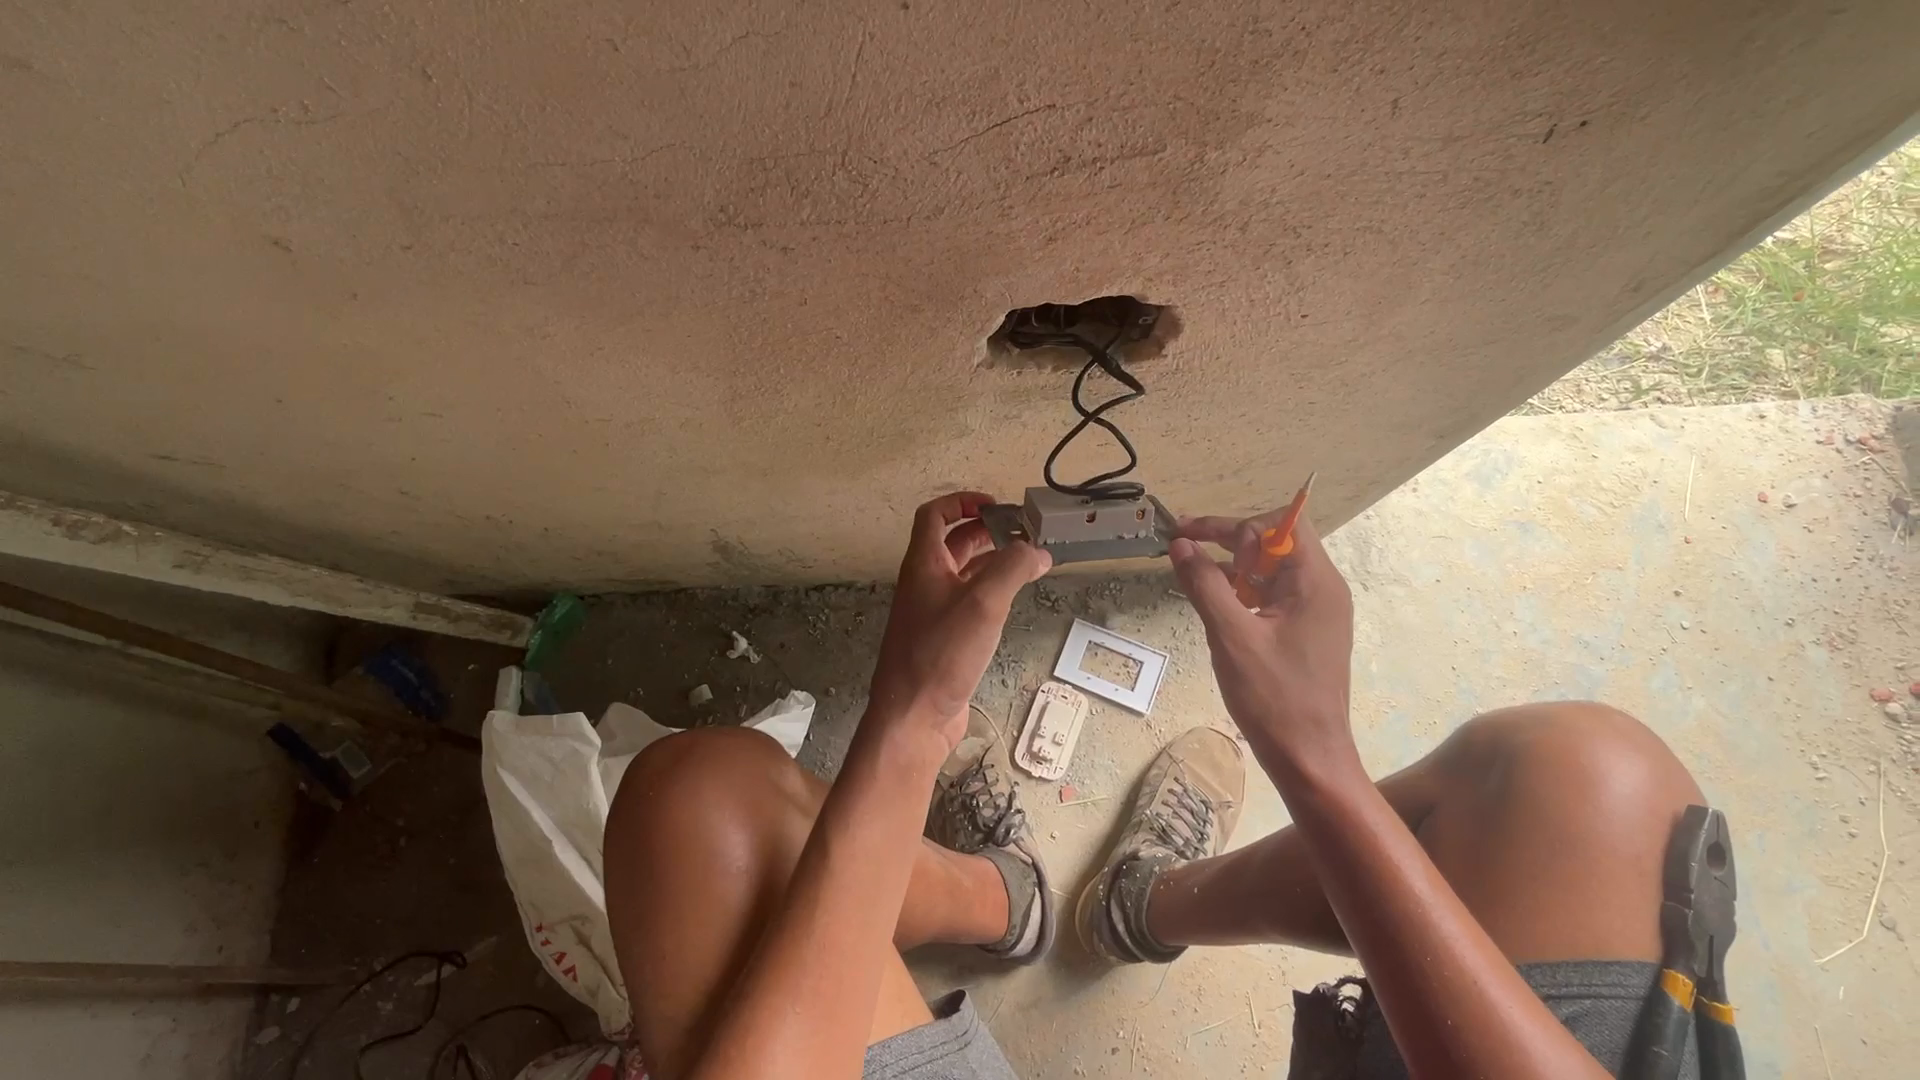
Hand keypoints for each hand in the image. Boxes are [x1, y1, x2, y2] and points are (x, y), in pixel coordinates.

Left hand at [869, 492, 1051, 749]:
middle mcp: (924, 583)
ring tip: (1029, 563)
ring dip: (993, 562)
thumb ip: (1012, 568)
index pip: (934, 516)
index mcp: (924, 565)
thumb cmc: (941, 654)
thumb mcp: (983, 602)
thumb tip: (1037, 550)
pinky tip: (1012, 600)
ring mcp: (932, 613)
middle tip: (1023, 536)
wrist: (913, 715)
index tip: (996, 507)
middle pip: (953, 543)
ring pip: (963, 574)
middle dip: (987, 532)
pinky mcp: (943, 639)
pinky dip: (991, 592)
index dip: (962, 501)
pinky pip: (968, 603)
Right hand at [1168, 508, 1354, 765]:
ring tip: (1191, 573)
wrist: (1308, 757)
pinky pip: (1272, 596)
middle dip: (1228, 539)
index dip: (1238, 526)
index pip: (1282, 524)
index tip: (1199, 542)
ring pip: (1271, 570)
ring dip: (1232, 566)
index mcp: (1316, 582)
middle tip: (1182, 543)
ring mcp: (1316, 612)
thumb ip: (1205, 584)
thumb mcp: (1231, 636)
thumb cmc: (1274, 697)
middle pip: (1275, 543)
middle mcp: (1322, 589)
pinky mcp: (1305, 632)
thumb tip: (1180, 544)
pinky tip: (1213, 602)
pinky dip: (1242, 591)